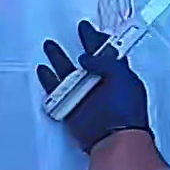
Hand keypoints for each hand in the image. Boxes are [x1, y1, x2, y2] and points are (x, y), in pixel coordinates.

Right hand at [36, 21, 151, 152]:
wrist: (114, 139)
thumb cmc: (126, 113)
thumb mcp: (122, 77)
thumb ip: (104, 62)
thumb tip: (87, 57)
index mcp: (118, 76)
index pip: (108, 52)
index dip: (99, 39)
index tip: (91, 29)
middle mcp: (101, 84)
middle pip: (88, 59)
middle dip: (83, 44)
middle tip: (77, 32)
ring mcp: (86, 96)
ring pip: (69, 72)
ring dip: (59, 58)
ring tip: (51, 46)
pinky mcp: (72, 108)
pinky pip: (56, 91)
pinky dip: (48, 80)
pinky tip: (44, 71)